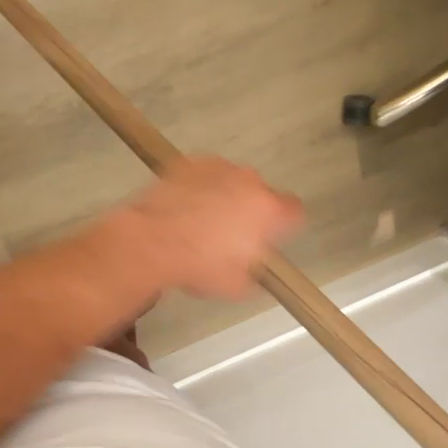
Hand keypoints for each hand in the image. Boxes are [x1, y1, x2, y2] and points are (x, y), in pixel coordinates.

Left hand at [112, 156, 303, 298]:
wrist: (152, 241)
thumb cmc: (197, 264)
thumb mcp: (237, 285)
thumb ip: (255, 272)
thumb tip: (253, 273)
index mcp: (268, 210)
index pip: (295, 211)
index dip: (286, 225)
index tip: (276, 234)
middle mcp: (250, 182)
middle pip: (262, 195)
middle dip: (252, 211)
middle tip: (233, 235)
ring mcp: (221, 168)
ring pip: (234, 182)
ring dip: (227, 198)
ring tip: (205, 223)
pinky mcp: (193, 162)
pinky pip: (207, 175)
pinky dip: (203, 188)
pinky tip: (189, 208)